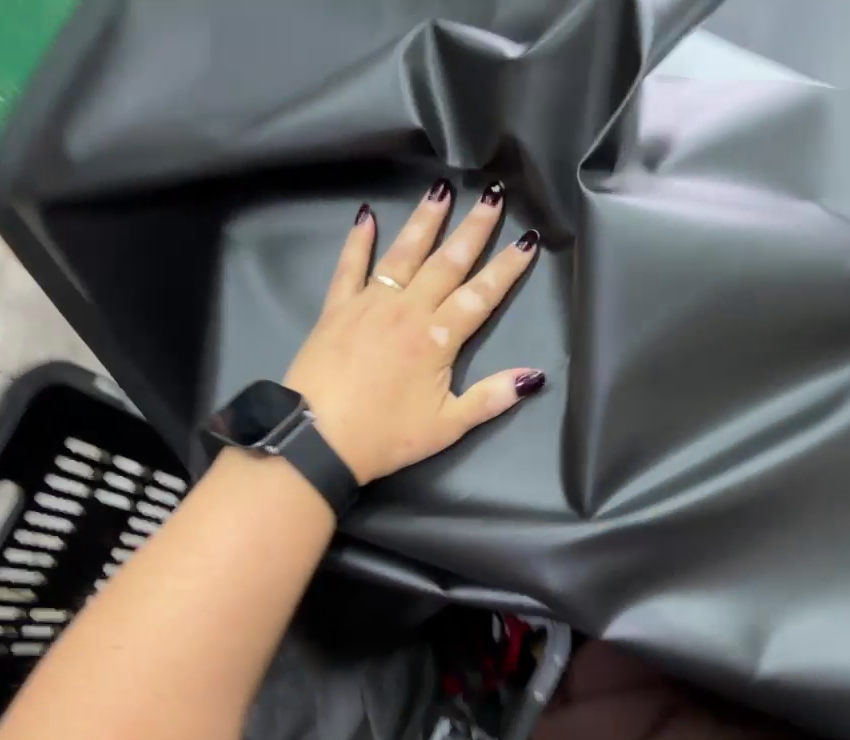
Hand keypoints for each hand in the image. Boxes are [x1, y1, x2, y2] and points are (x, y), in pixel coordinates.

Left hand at [281, 179, 545, 483]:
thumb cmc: (385, 437)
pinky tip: (366, 216)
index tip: (528, 239)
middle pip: (448, 263)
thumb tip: (533, 376)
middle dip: (474, 229)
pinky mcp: (336, 309)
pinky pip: (349, 266)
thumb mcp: (447, 427)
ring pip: (404, 254)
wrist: (316, 438)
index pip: (481, 295)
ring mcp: (369, 305)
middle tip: (493, 196)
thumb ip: (490, 398)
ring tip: (442, 190)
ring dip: (425, 221)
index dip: (507, 267)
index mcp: (438, 339)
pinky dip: (358, 240)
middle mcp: (407, 311)